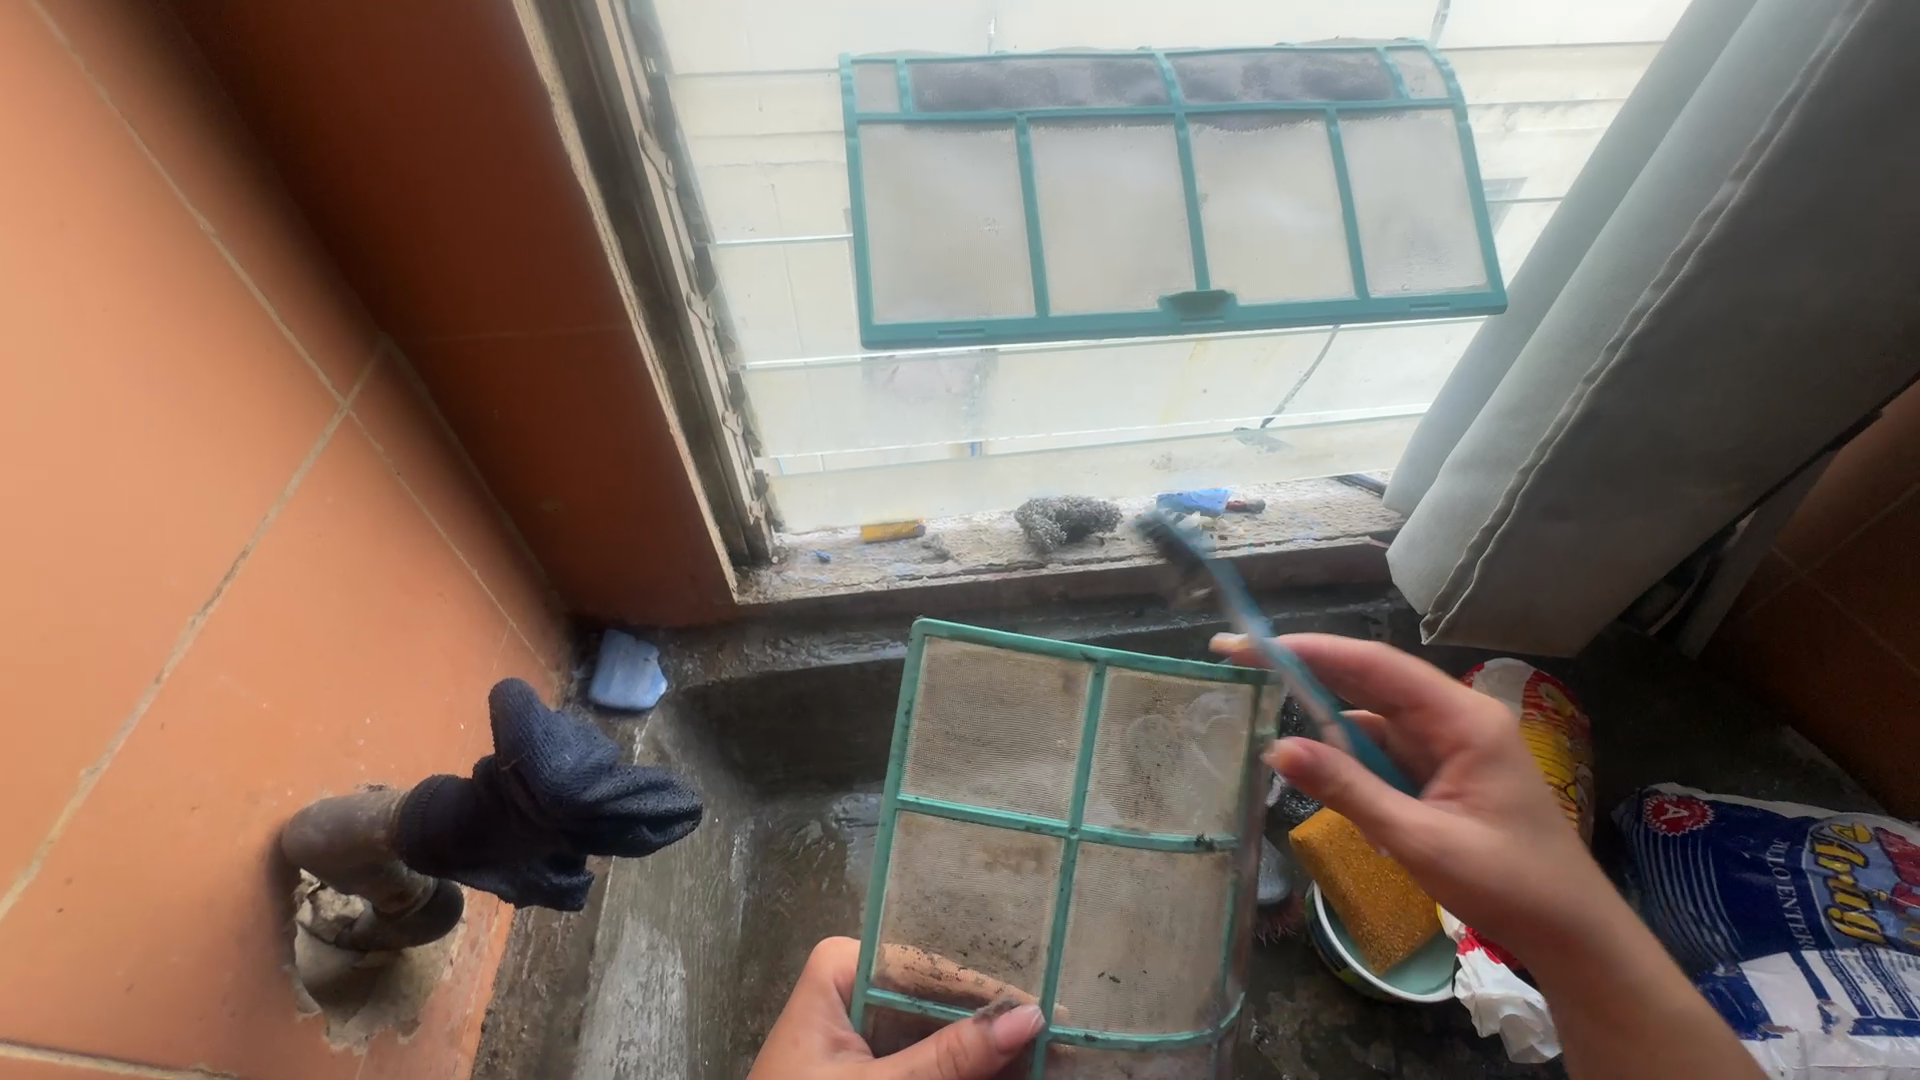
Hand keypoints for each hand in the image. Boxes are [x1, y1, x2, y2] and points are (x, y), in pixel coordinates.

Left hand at [747, 937, 1044, 1079]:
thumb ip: (950, 1059)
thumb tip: (1030, 1017)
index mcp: (842, 968)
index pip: (927, 964)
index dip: (986, 986)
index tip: (1044, 998)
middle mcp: (857, 985)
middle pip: (938, 994)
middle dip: (993, 1016)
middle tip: (1059, 1023)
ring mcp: (867, 1024)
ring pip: (940, 1027)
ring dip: (988, 1045)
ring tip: (1050, 1048)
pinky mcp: (876, 1062)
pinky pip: (928, 1055)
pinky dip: (965, 1067)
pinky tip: (1012, 1068)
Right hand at [1211, 632, 1611, 964]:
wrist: (1575, 938)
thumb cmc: (1510, 887)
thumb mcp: (1419, 840)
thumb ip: (1347, 789)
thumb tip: (1275, 749)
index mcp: (1463, 719)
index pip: (1374, 665)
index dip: (1309, 649)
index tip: (1252, 644)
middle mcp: (1453, 716)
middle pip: (1366, 677)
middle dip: (1303, 669)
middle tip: (1238, 659)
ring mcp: (1446, 740)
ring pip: (1368, 712)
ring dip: (1321, 718)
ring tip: (1268, 714)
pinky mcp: (1437, 766)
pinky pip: (1378, 745)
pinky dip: (1344, 753)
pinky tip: (1319, 767)